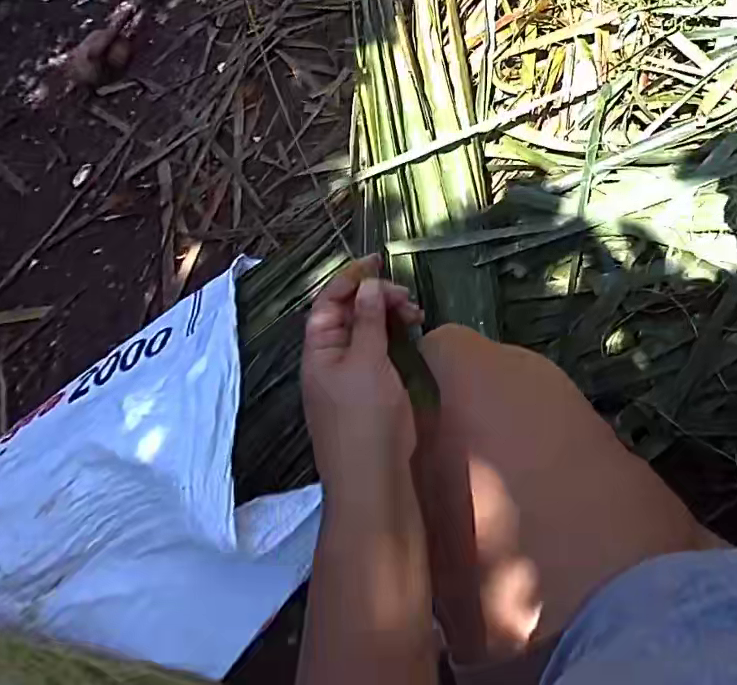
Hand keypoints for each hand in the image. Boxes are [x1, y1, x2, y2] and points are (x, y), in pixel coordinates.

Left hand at [301, 256, 424, 486]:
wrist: (372, 475)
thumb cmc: (365, 416)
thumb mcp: (368, 362)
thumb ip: (369, 321)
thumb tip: (368, 285)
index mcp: (320, 350)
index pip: (329, 301)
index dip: (350, 278)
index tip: (377, 261)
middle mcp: (332, 358)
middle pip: (350, 312)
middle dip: (377, 297)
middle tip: (407, 298)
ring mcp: (351, 373)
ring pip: (368, 329)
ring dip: (389, 314)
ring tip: (416, 314)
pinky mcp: (371, 385)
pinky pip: (379, 347)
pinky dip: (394, 334)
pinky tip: (411, 332)